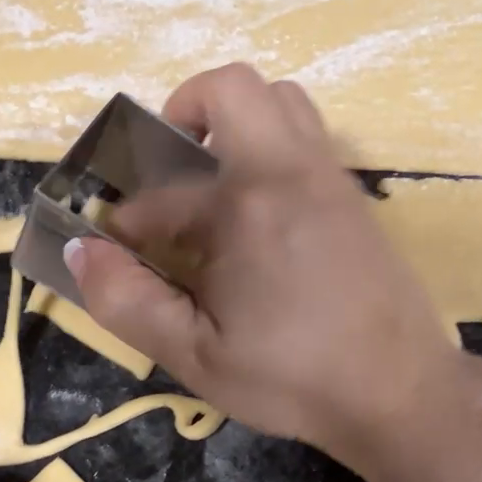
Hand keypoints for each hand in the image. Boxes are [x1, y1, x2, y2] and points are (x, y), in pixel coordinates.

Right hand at [65, 63, 460, 458]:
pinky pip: (308, 140)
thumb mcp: (193, 354)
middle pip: (237, 89)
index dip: (128, 221)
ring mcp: (332, 179)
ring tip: (211, 187)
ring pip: (282, 104)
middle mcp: (292, 171)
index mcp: (246, 205)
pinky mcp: (356, 199)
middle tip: (168, 170)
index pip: (164, 196)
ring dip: (235, 125)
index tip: (116, 248)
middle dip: (188, 111)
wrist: (400, 393)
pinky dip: (270, 151)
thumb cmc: (292, 377)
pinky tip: (256, 220)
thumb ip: (126, 301)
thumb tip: (81, 251)